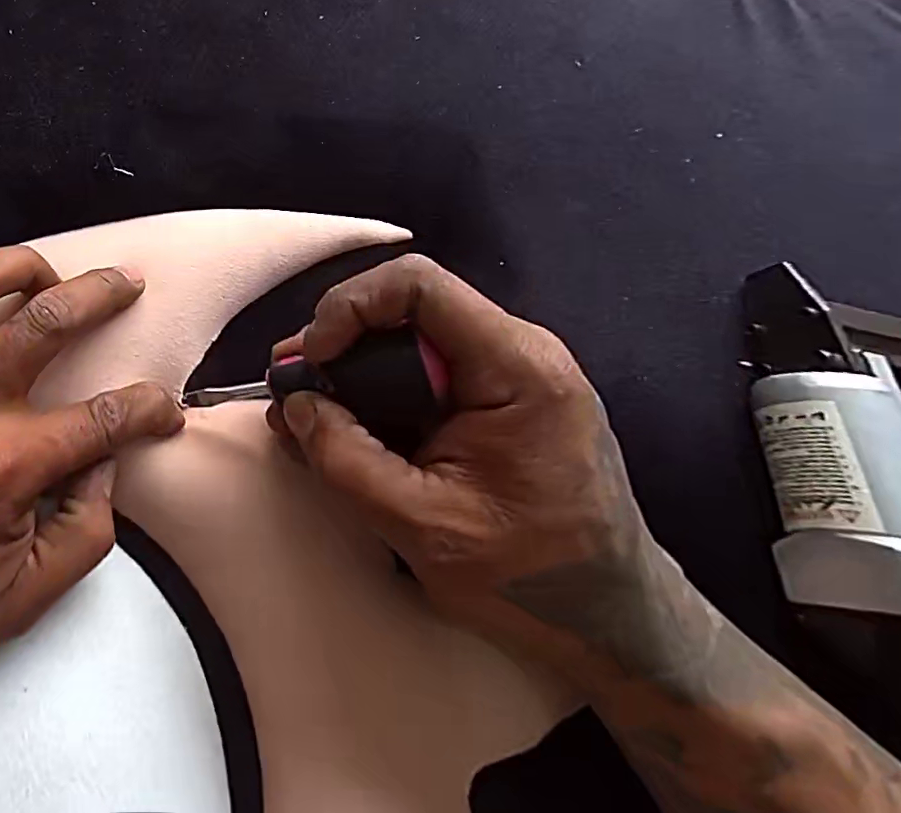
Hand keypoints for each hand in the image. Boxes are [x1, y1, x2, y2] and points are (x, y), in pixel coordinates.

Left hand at [0, 246, 183, 697]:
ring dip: (17, 266)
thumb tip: (104, 466)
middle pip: (47, 320)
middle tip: (127, 282)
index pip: (105, 419)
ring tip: (44, 273)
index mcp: (3, 469)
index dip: (149, 409)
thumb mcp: (16, 605)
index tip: (164, 412)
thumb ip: (83, 534)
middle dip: (101, 293)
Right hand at [269, 254, 665, 671]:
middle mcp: (509, 351)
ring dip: (343, 371)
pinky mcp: (482, 396)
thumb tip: (296, 406)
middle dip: (334, 344)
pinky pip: (411, 370)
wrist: (606, 615)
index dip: (349, 306)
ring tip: (305, 416)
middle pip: (399, 308)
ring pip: (398, 338)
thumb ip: (347, 460)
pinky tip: (337, 430)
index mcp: (515, 367)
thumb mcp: (424, 526)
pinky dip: (365, 392)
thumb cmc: (531, 576)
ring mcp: (497, 372)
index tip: (313, 359)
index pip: (416, 285)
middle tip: (293, 391)